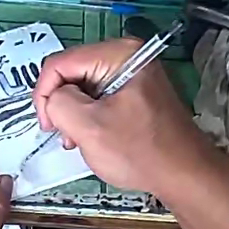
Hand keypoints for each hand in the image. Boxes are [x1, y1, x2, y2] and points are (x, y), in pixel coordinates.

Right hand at [31, 38, 216, 195]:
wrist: (183, 174)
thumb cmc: (141, 152)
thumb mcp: (88, 127)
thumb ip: (59, 103)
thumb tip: (54, 99)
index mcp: (118, 54)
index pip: (59, 63)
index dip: (44, 94)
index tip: (48, 125)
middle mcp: (127, 56)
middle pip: (71, 73)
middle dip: (61, 105)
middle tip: (65, 135)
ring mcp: (133, 75)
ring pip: (83, 88)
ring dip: (74, 115)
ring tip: (80, 141)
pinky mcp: (136, 93)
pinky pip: (99, 98)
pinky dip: (89, 118)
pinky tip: (94, 138)